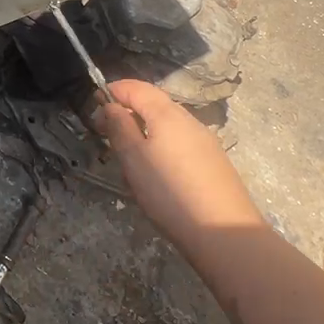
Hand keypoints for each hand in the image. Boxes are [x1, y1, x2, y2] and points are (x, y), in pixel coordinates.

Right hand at [90, 80, 265, 250]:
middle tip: (108, 137)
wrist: (228, 237)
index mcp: (167, 114)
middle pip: (153, 104)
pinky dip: (163, 149)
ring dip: (144, 134)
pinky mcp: (215, 164)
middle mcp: (189, 121)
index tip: (94, 110)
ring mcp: (206, 142)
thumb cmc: (171, 193)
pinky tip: (159, 177)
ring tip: (131, 162)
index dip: (111, 92)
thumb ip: (119, 126)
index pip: (134, 87)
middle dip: (128, 114)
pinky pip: (181, 145)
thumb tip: (112, 106)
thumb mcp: (133, 158)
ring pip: (167, 127)